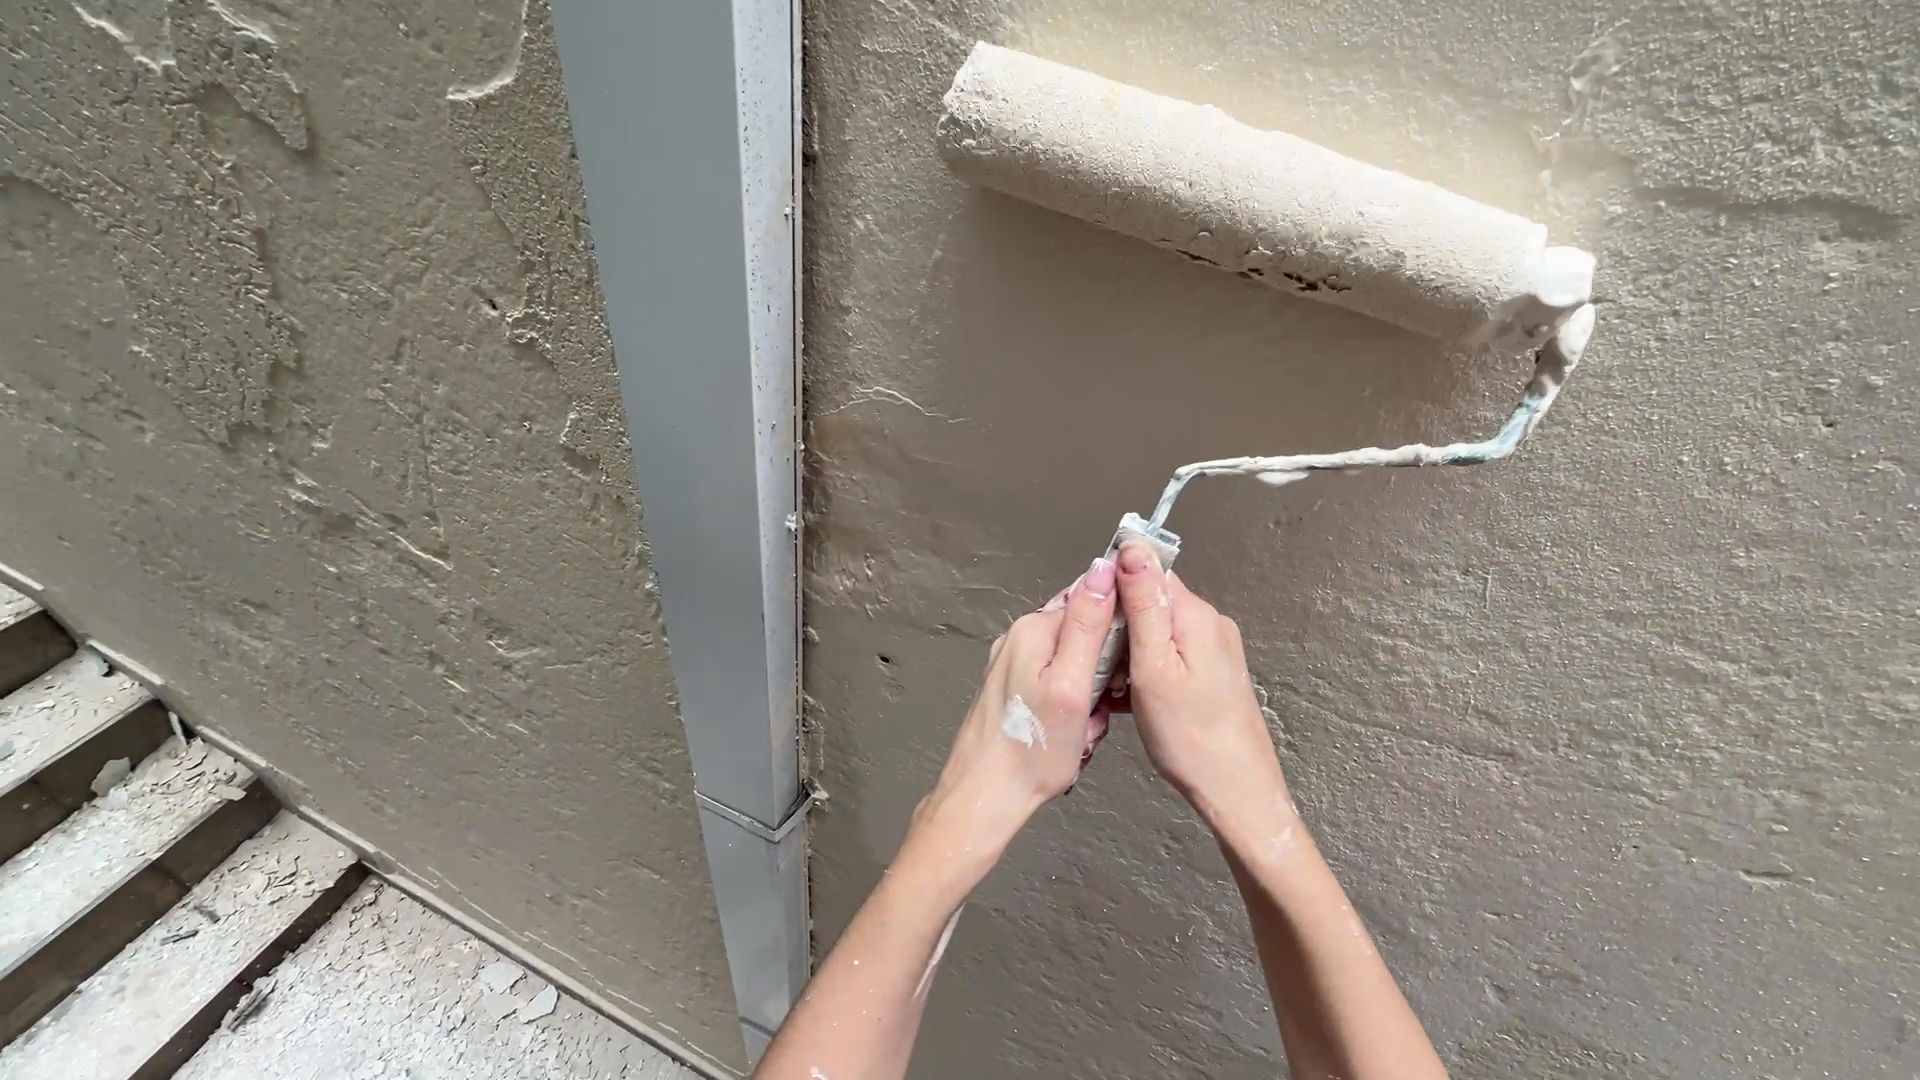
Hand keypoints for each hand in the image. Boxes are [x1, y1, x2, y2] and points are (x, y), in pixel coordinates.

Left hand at [910, 557, 1119, 860]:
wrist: (984, 797)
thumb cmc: (1032, 750)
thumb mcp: (1073, 685)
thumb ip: (1088, 624)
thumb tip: (1103, 566)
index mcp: (1033, 628)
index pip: (1091, 600)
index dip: (1117, 633)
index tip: (1121, 668)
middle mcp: (1018, 639)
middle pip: (1083, 636)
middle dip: (1101, 675)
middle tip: (1095, 712)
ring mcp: (1011, 665)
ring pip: (1074, 667)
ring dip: (1088, 699)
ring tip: (1079, 732)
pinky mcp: (1011, 690)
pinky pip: (1057, 687)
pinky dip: (1070, 711)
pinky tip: (1066, 738)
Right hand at [1114, 541, 1291, 826]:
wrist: (1236, 792)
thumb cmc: (1191, 737)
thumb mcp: (1154, 666)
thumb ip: (1142, 604)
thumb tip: (1133, 547)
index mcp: (1196, 615)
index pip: (1146, 572)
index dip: (1112, 591)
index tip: (1090, 620)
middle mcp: (1209, 624)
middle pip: (1149, 602)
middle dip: (1117, 627)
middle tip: (1099, 665)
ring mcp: (1212, 649)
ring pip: (1153, 631)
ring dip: (1126, 653)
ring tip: (1112, 688)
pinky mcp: (1211, 672)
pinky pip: (1166, 655)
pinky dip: (1142, 670)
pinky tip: (1128, 698)